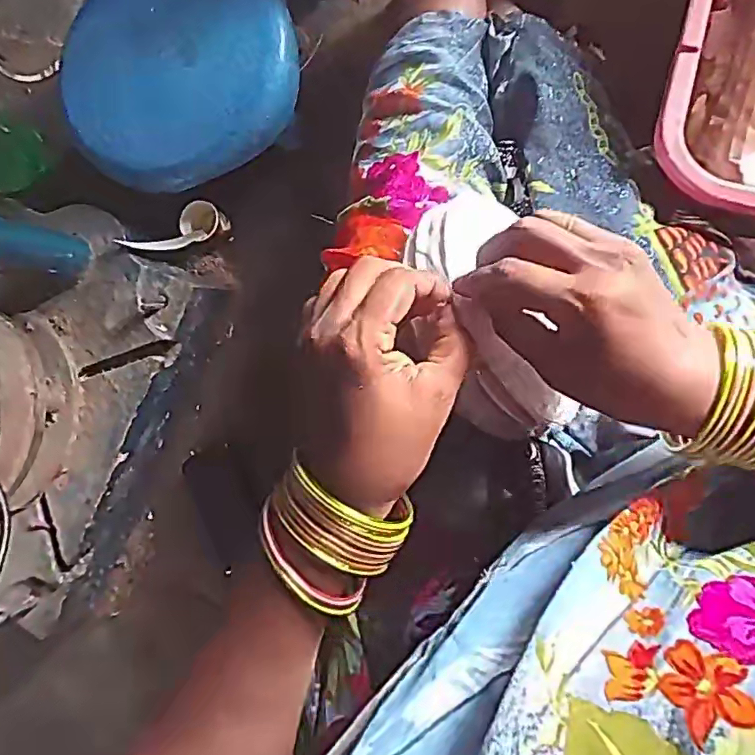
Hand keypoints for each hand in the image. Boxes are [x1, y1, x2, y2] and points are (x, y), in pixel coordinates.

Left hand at [296, 257, 469, 514]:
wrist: (340, 487)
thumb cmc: (392, 448)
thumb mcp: (438, 394)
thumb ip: (454, 341)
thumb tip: (454, 309)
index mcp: (358, 340)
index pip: (396, 281)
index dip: (429, 284)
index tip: (447, 302)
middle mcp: (324, 328)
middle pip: (365, 267)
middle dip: (402, 277)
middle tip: (425, 303)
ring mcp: (307, 334)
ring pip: (340, 277)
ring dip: (374, 283)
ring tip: (400, 310)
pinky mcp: (300, 344)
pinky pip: (325, 298)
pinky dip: (351, 297)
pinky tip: (373, 321)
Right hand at [453, 210, 718, 434]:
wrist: (688, 376)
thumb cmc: (620, 385)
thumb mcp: (555, 368)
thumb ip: (512, 328)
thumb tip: (480, 303)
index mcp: (580, 300)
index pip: (509, 272)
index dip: (476, 280)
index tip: (461, 291)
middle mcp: (596, 262)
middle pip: (523, 232)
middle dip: (491, 251)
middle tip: (482, 275)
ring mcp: (614, 247)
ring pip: (546, 219)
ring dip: (515, 237)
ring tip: (506, 263)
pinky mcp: (624, 244)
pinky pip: (571, 225)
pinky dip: (545, 235)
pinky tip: (540, 259)